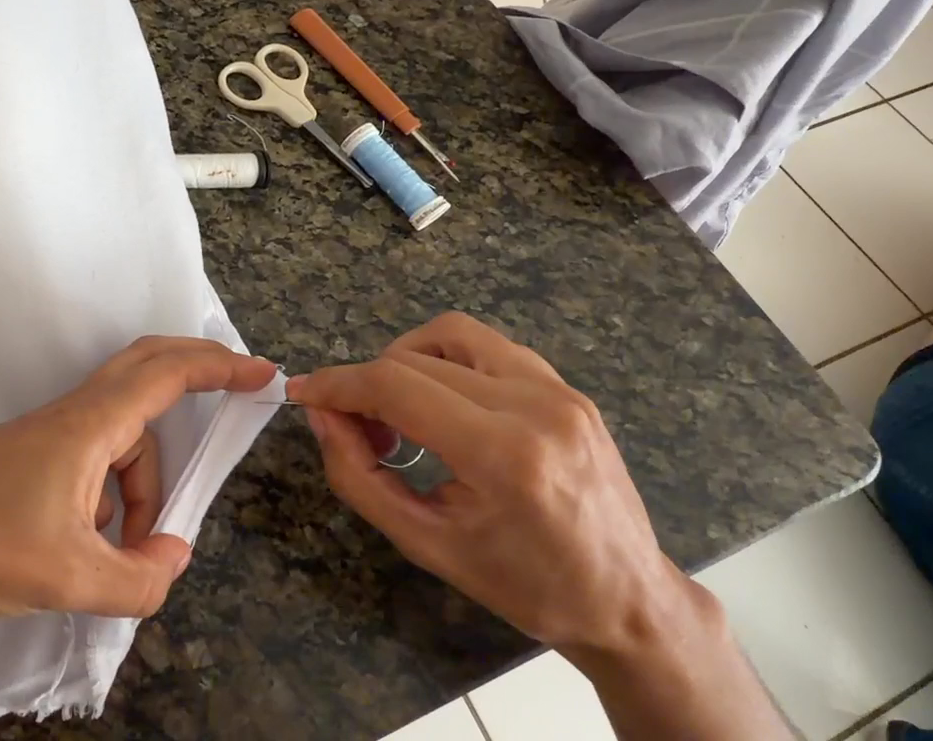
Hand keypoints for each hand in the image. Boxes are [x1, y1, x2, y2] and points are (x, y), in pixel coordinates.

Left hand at [0, 337, 275, 619]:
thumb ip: (139, 580)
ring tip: (130, 553)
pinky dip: (116, 496)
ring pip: (123, 439)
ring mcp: (51, 437)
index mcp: (88, 426)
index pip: (165, 375)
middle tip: (235, 395)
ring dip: (145, 485)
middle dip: (195, 376)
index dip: (218, 366)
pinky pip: (97, 462)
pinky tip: (95, 549)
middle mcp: (73, 418)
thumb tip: (174, 560)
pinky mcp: (35, 460)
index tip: (262, 372)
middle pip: (145, 372)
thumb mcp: (70, 578)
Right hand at [287, 313, 699, 657]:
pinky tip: (443, 403)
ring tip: (399, 409)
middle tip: (354, 427)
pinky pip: (486, 346)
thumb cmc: (523, 585)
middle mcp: (534, 406)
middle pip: (412, 358)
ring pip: (449, 334)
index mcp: (502, 455)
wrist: (629, 599)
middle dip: (364, 383)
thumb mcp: (425, 542)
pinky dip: (445, 362)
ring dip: (404, 360)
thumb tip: (323, 415)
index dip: (337, 384)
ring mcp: (558, 390)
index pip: (394, 385)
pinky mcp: (567, 387)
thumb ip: (359, 475)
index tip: (303, 393)